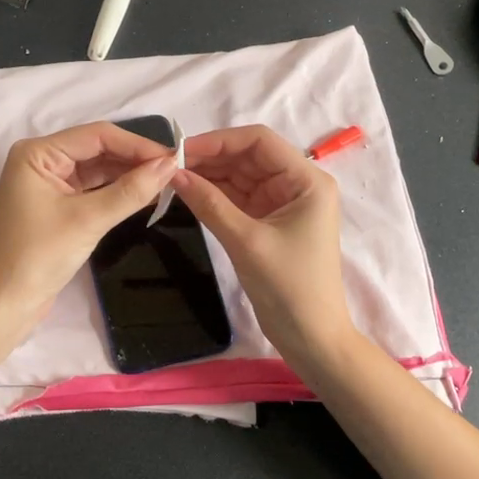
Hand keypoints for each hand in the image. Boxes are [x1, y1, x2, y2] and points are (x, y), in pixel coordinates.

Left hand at [0, 122, 176, 326]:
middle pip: (98, 149)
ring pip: (98, 169)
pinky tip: (145, 194)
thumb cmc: (39, 255)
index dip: (137, 144)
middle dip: (135, 158)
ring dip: (129, 174)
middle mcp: (41, 160)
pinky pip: (93, 188)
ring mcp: (48, 183)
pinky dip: (117, 191)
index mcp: (37, 153)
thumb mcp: (88, 220)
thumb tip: (170, 166)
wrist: (7, 302)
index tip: (173, 158)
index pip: (97, 136)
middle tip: (175, 170)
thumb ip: (130, 191)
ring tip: (167, 181)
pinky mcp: (57, 205)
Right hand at [172, 125, 355, 358]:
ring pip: (240, 176)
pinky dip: (215, 195)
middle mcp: (297, 184)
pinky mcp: (269, 222)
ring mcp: (283, 203)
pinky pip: (239, 198)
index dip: (218, 141)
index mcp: (306, 180)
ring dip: (209, 175)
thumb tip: (173, 174)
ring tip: (172, 177)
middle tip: (168, 166)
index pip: (260, 141)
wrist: (311, 337)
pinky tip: (188, 193)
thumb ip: (209, 204)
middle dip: (210, 158)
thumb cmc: (289, 287)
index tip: (180, 151)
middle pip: (248, 156)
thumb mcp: (246, 242)